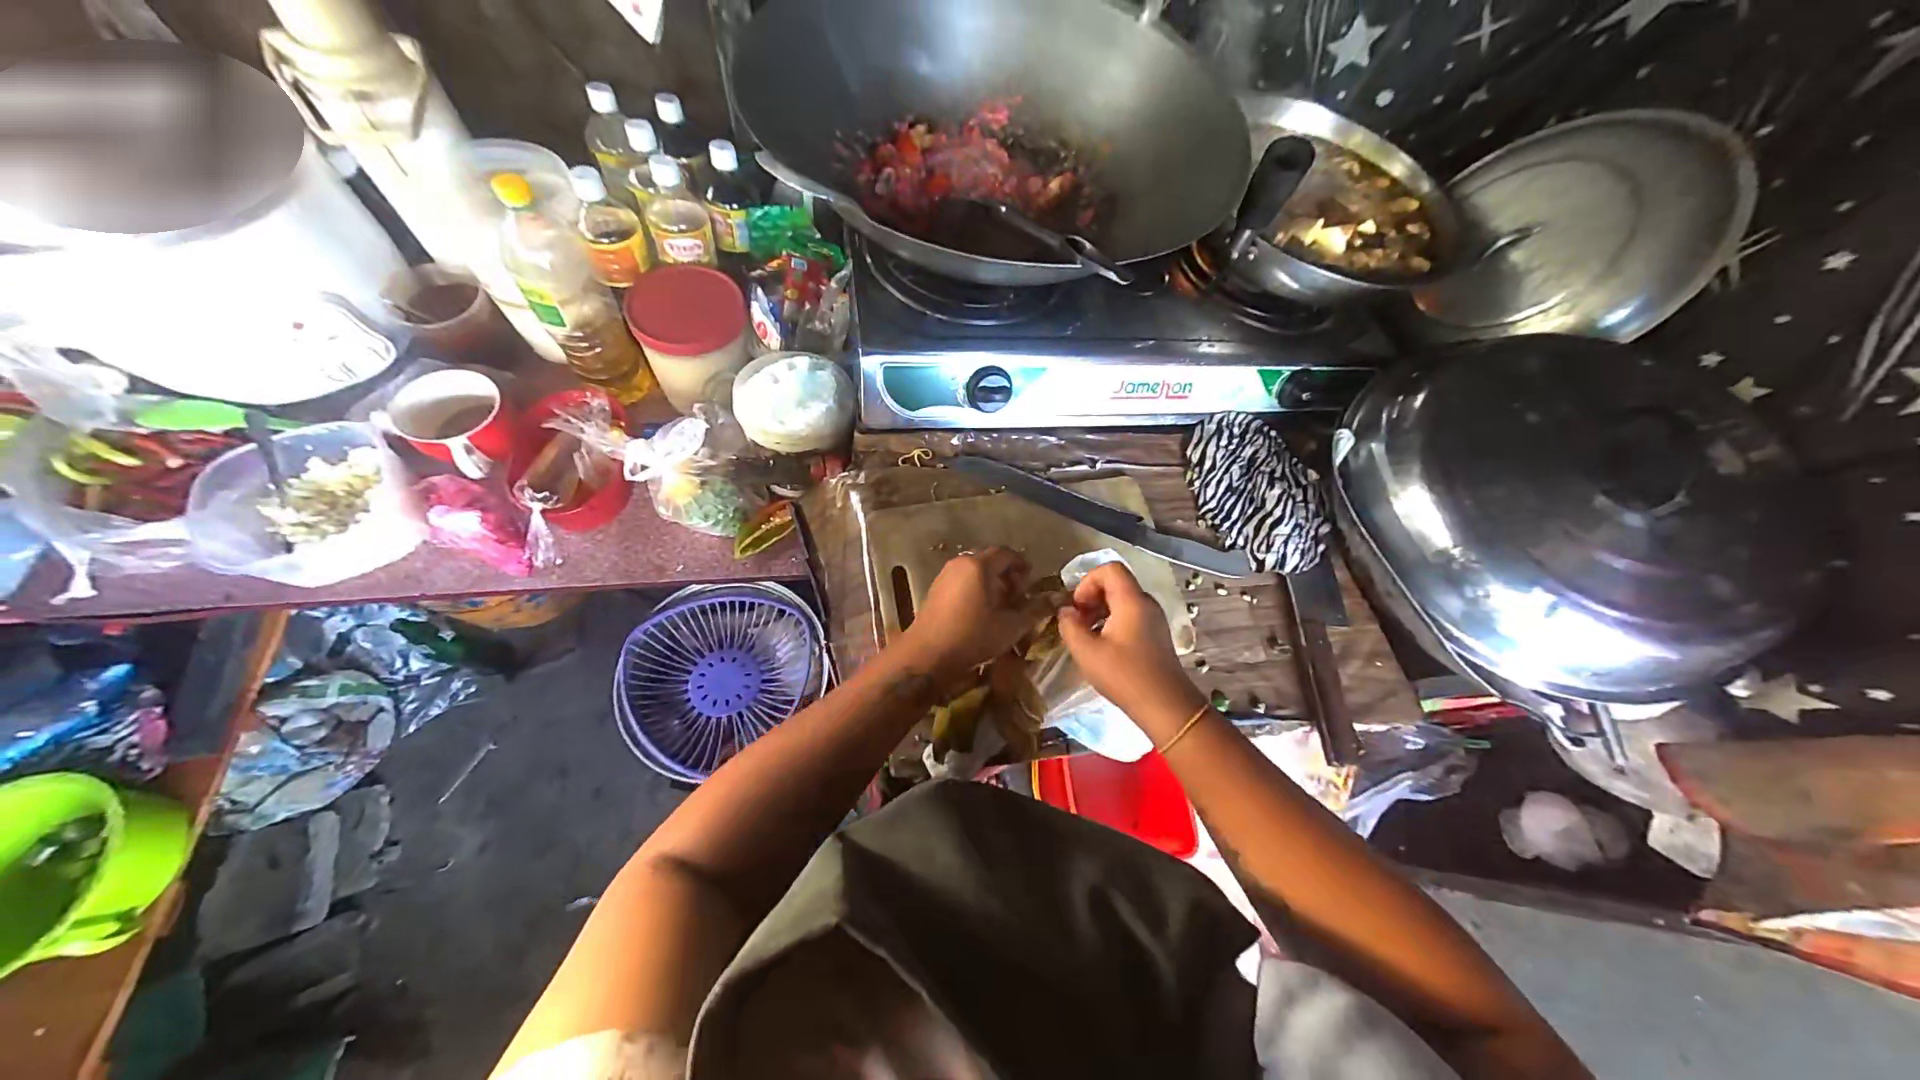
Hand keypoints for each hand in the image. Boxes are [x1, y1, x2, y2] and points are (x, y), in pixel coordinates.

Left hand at [896, 547, 1033, 679]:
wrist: (927, 655)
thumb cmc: (972, 637)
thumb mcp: (1011, 626)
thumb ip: (1035, 610)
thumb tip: (1055, 599)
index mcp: (979, 566)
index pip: (1007, 553)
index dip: (1023, 566)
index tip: (1031, 584)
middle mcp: (960, 563)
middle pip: (991, 560)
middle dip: (1008, 576)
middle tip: (1018, 598)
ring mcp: (944, 575)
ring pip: (976, 571)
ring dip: (992, 584)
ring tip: (1001, 608)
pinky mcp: (936, 589)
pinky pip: (962, 580)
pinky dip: (976, 589)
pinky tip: (981, 613)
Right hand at [1056, 562, 1207, 737]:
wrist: (1166, 706)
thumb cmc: (1125, 676)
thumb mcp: (1087, 652)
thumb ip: (1070, 626)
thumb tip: (1065, 612)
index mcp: (1132, 601)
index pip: (1110, 569)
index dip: (1087, 582)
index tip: (1077, 607)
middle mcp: (1146, 603)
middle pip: (1116, 583)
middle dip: (1091, 597)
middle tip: (1077, 622)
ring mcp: (1154, 618)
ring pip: (1122, 600)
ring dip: (1100, 610)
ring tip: (1087, 636)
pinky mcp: (1156, 634)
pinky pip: (1130, 615)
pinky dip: (1112, 621)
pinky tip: (1103, 646)